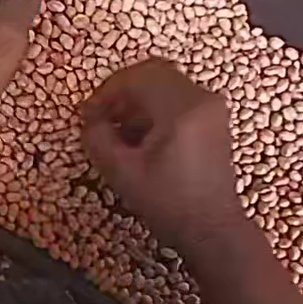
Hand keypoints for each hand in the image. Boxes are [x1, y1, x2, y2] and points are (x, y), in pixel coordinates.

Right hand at [80, 59, 248, 252]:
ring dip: (137, 101)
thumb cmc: (168, 204)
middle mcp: (201, 99)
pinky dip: (155, 109)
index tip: (88, 116)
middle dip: (121, 92)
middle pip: (153, 73)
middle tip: (101, 116)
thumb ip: (98, 139)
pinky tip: (140, 138)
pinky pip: (178, 99)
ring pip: (165, 85)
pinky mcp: (214, 121)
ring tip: (117, 131)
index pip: (137, 78)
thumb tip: (90, 121)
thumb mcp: (122, 174)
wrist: (212, 229)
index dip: (106, 92)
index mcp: (181, 109)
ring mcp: (212, 108)